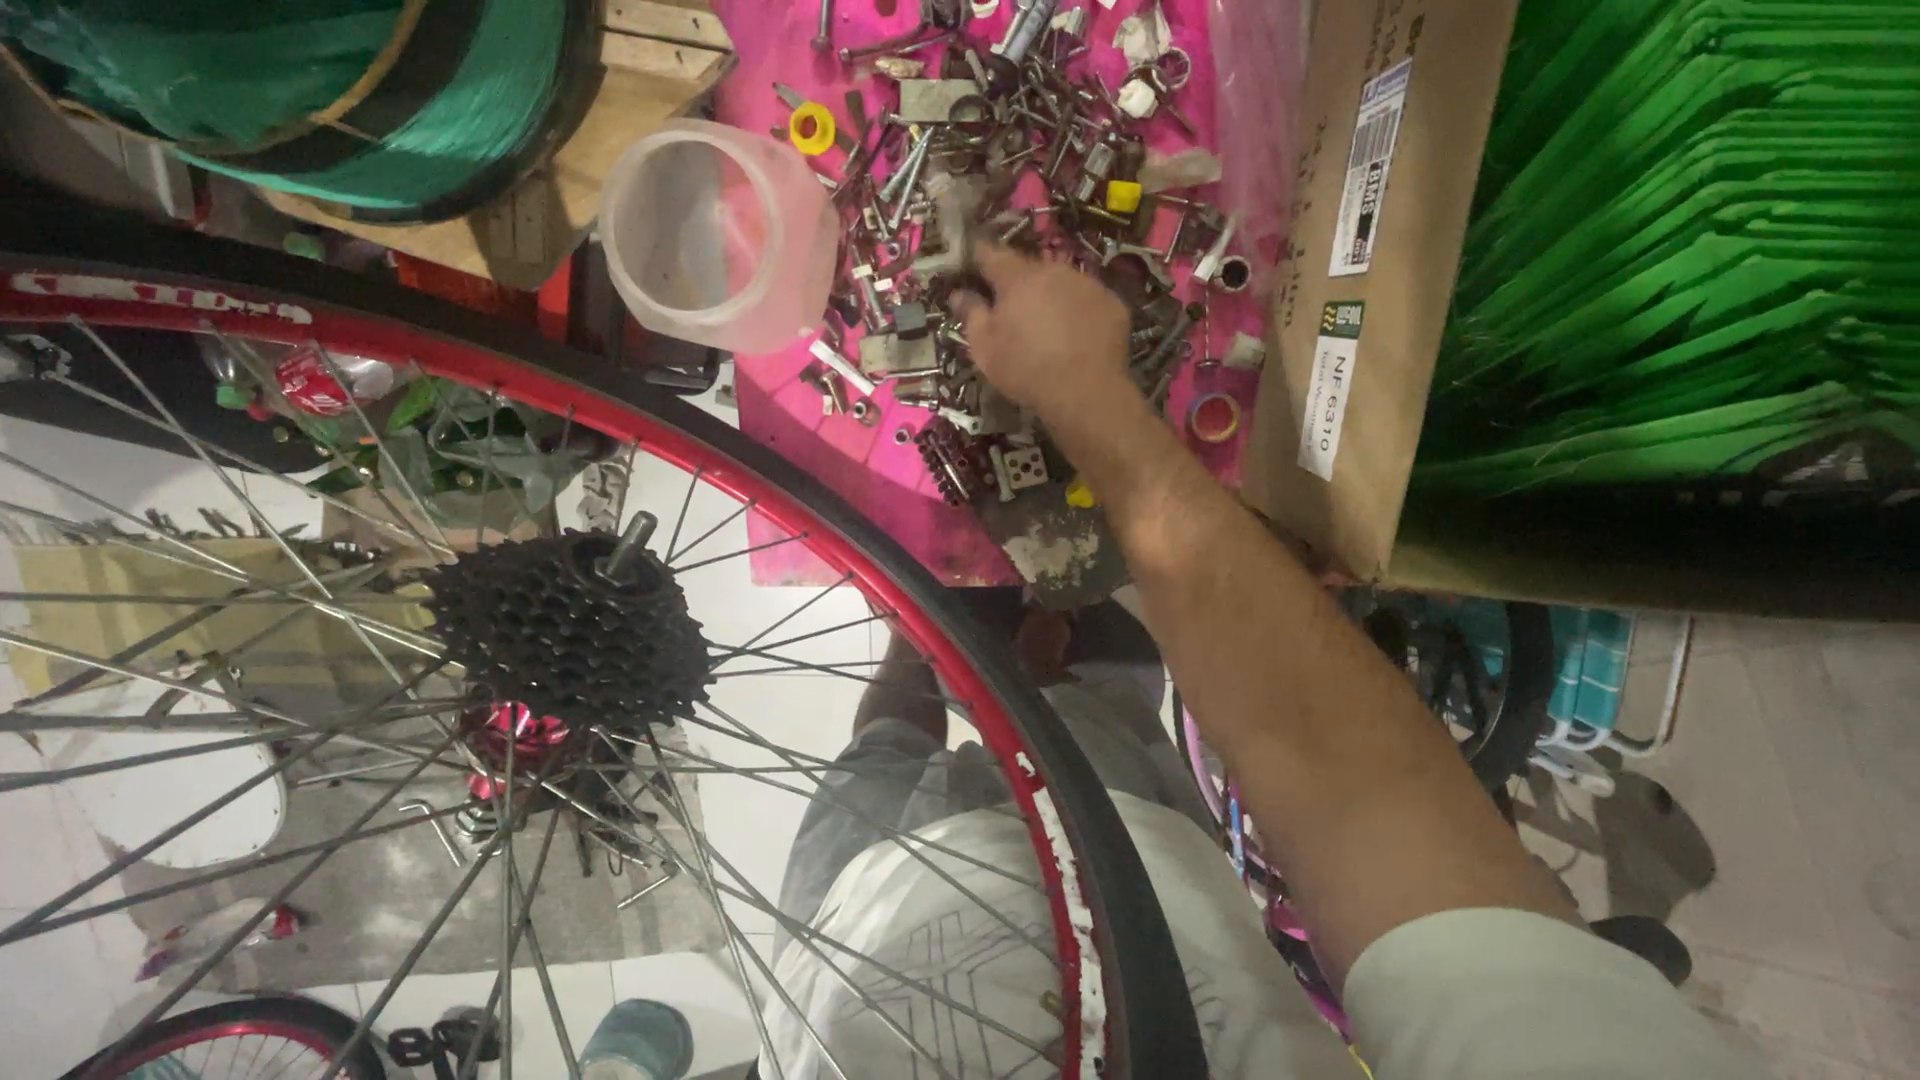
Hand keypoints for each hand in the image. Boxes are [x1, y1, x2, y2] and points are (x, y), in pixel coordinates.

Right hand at [950, 242, 1136, 423]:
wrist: (1085, 393)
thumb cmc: (1025, 369)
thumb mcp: (985, 348)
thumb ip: (971, 313)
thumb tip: (959, 293)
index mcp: (1018, 277)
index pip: (991, 253)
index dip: (979, 257)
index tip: (973, 266)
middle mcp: (1054, 270)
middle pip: (1030, 269)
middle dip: (1018, 284)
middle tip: (1013, 311)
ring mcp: (1087, 284)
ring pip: (1061, 283)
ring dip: (1051, 297)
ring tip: (1048, 328)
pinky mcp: (1112, 303)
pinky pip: (1088, 301)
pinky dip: (1079, 313)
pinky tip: (1076, 337)